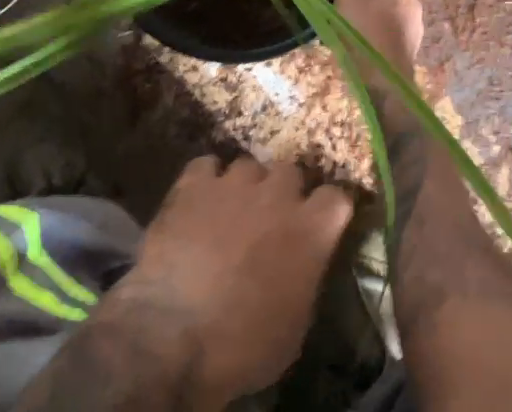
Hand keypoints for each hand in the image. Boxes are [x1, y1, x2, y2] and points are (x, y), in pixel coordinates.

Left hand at [109, 156, 352, 406]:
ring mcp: (232, 185)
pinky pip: (206, 166)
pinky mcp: (192, 184)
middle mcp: (276, 197)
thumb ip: (304, 278)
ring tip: (230, 210)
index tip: (320, 224)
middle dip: (284, 191)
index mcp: (311, 231)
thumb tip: (299, 265)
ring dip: (245, 186)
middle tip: (270, 219)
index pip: (336, 198)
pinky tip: (198, 201)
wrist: (175, 334)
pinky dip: (205, 180)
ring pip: (247, 166)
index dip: (327, 210)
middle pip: (290, 172)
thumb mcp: (295, 325)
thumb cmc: (244, 345)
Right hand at [328, 0, 423, 80]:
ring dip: (372, 12)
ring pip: (387, 7)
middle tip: (343, 7)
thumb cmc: (364, 31)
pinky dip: (380, 29)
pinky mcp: (414, 40)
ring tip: (352, 27)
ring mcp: (415, 20)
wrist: (385, 78)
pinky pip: (392, 26)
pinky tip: (366, 41)